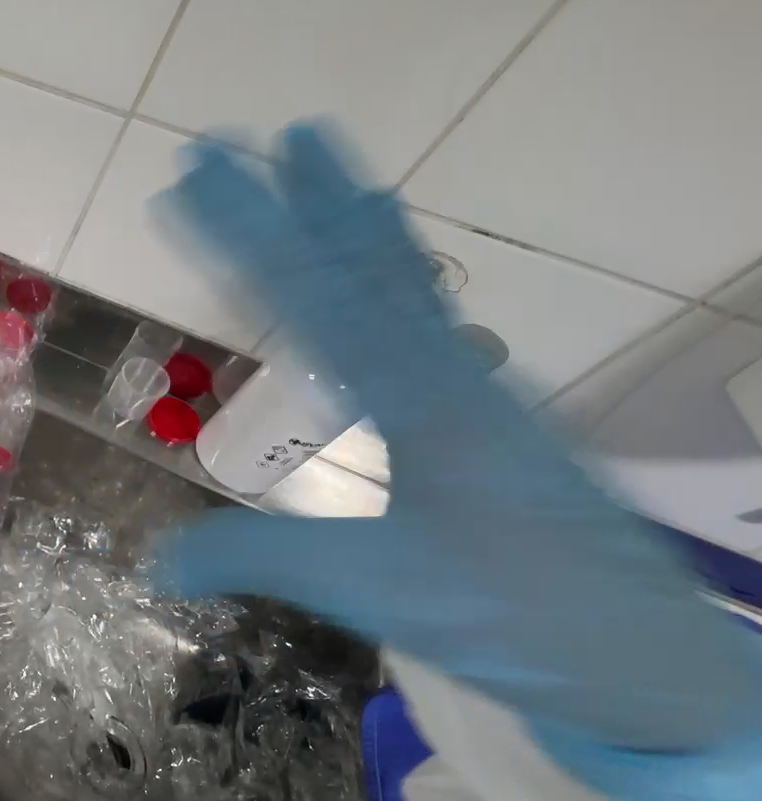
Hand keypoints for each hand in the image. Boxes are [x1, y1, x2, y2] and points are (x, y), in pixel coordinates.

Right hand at [149, 124, 761, 776]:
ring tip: (310, 148)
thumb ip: (256, 558)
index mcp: (414, 395)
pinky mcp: (478, 399)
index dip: (244, 233)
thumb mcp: (372, 589)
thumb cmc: (513, 617)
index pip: (308, 294)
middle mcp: (442, 365)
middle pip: (348, 262)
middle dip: (280, 198)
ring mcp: (467, 378)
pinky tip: (378, 243)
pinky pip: (422, 307)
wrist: (646, 660)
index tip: (195, 180)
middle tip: (227, 141)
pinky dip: (390, 258)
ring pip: (394, 272)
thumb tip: (154, 562)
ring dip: (341, 208)